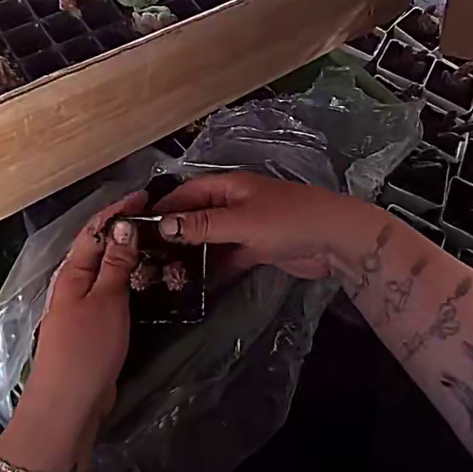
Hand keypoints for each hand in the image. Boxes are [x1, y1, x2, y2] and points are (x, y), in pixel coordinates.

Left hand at [24, 190, 147, 424]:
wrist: (67, 407)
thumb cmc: (86, 350)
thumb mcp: (106, 301)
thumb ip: (116, 263)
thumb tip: (124, 225)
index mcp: (72, 273)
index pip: (95, 230)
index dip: (118, 210)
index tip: (145, 195)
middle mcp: (74, 285)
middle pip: (99, 246)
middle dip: (123, 227)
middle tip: (156, 216)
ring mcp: (82, 306)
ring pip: (106, 268)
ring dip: (127, 251)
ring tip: (156, 241)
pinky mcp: (93, 326)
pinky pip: (112, 289)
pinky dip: (128, 276)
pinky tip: (145, 279)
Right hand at [152, 172, 382, 279]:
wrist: (334, 239)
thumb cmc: (287, 220)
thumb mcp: (241, 220)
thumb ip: (203, 225)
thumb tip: (163, 225)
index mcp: (231, 187)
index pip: (189, 192)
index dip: (165, 206)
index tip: (138, 226)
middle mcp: (236, 203)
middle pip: (199, 215)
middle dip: (176, 233)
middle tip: (147, 257)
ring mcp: (248, 226)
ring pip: (213, 238)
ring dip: (193, 253)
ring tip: (164, 274)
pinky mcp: (259, 249)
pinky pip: (229, 257)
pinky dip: (214, 268)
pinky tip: (195, 285)